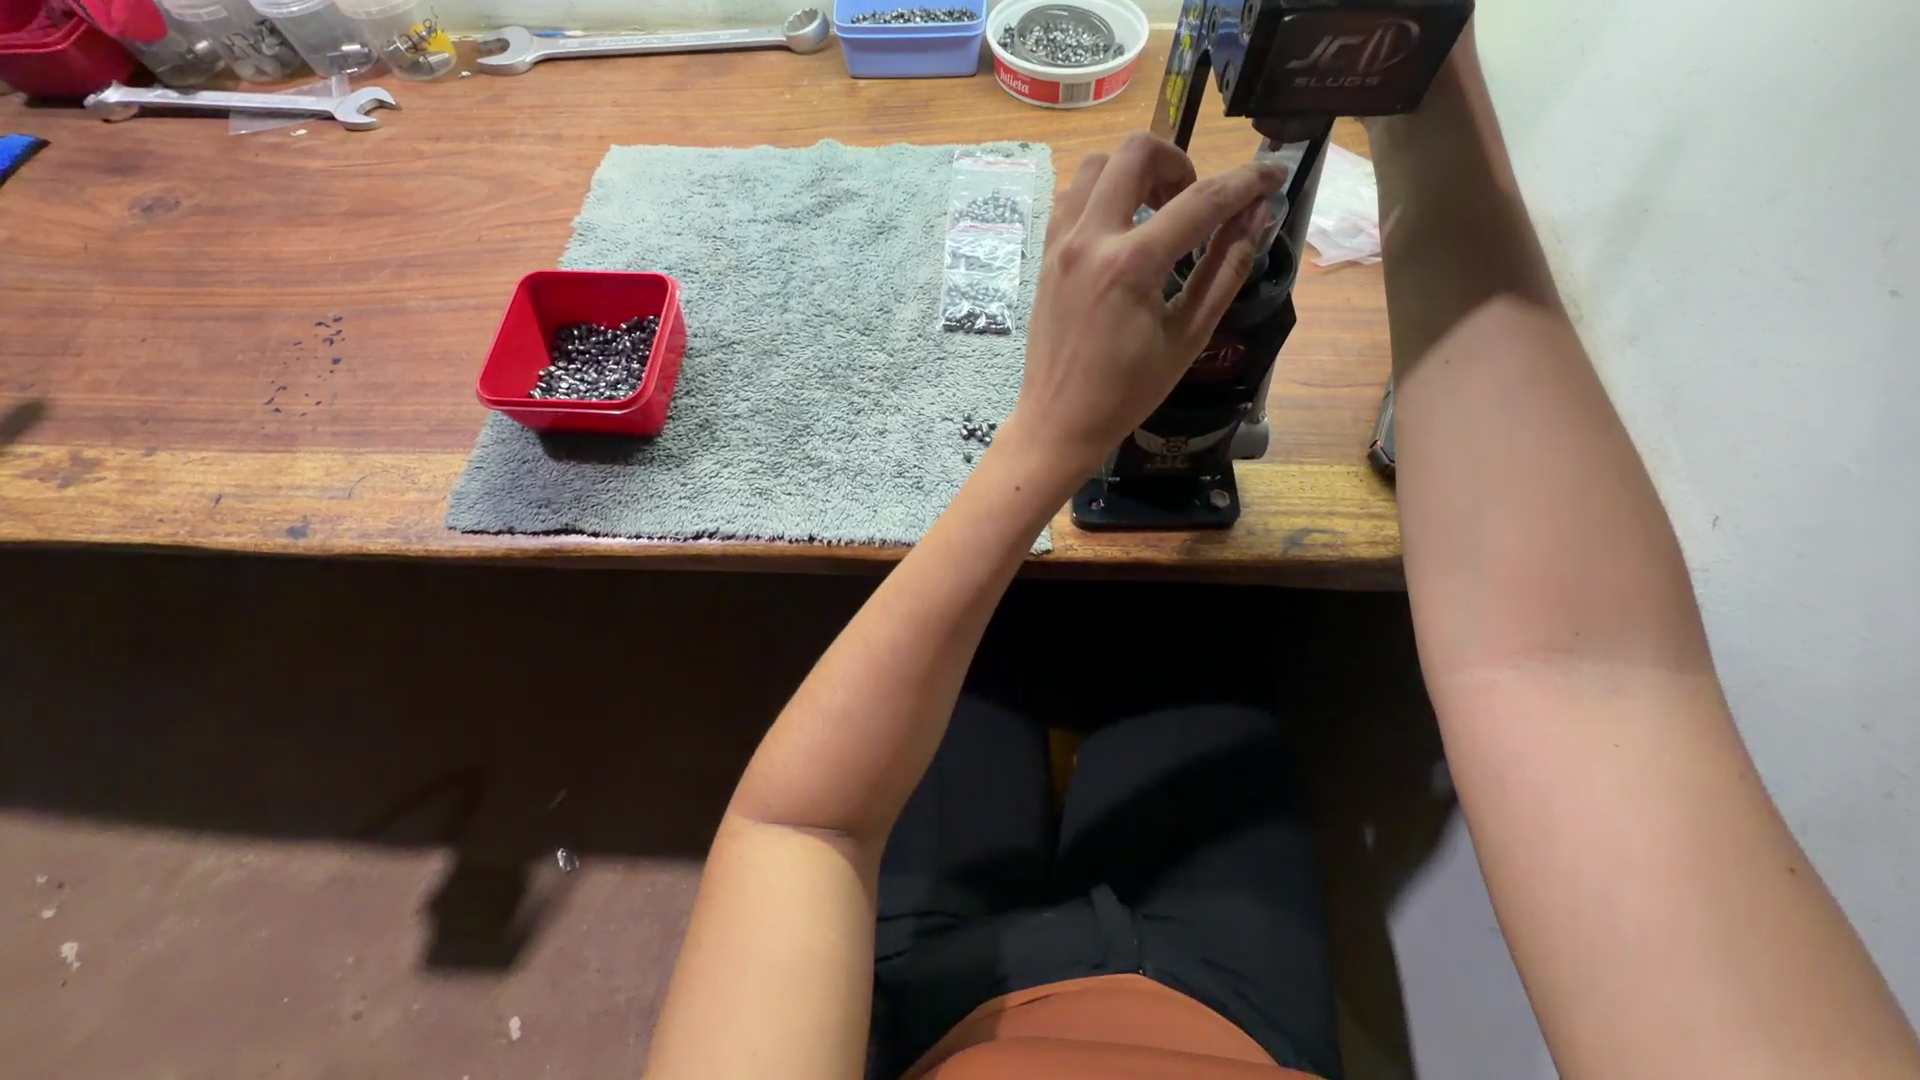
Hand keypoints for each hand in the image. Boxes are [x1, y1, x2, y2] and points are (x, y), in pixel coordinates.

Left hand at [999, 133, 1287, 482]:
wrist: (1058, 420)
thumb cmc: (1127, 392)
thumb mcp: (1188, 336)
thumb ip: (1226, 270)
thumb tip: (1257, 217)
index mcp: (1130, 266)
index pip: (1201, 200)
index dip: (1247, 181)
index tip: (1274, 172)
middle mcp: (1090, 240)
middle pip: (1137, 151)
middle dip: (1181, 162)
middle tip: (1194, 201)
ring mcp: (1060, 243)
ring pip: (1098, 165)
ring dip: (1136, 173)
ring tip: (1157, 213)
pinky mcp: (1046, 254)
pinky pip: (1074, 196)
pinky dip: (1104, 194)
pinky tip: (1123, 229)